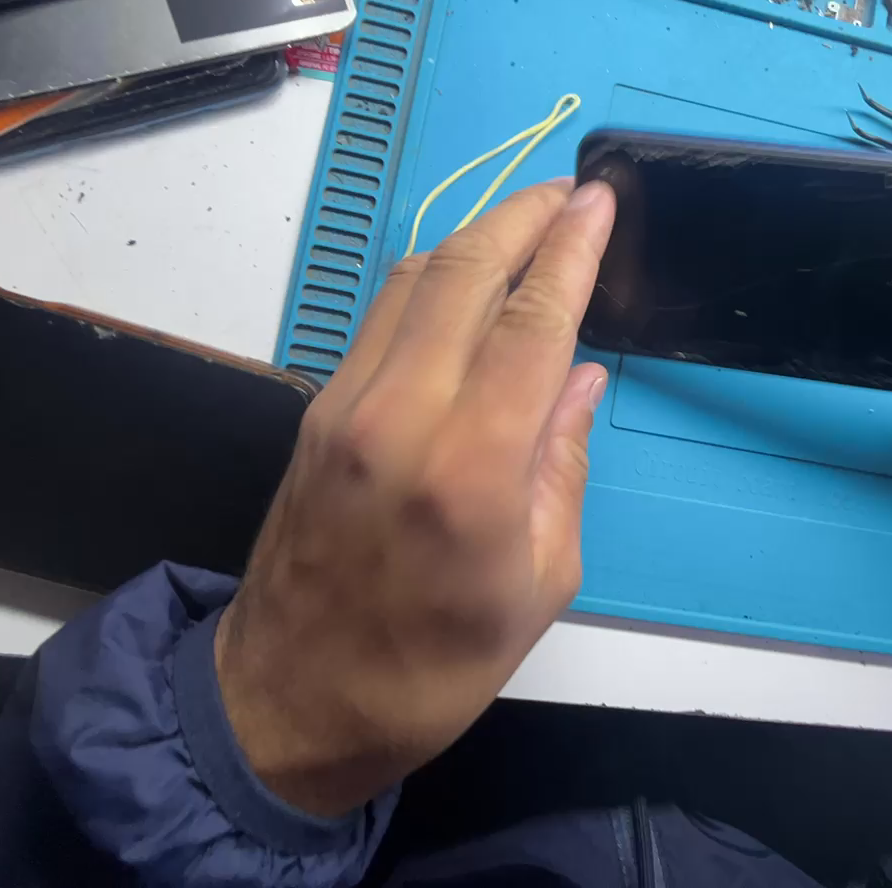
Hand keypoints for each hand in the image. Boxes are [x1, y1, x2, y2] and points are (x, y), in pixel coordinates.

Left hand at [213, 179, 614, 816]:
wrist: (292, 700)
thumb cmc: (437, 663)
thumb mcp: (540, 582)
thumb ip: (562, 464)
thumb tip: (578, 376)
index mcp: (472, 470)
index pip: (532, 323)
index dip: (572, 252)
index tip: (599, 202)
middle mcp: (401, 415)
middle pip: (465, 274)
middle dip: (524, 216)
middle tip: (570, 192)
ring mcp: (346, 404)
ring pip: (414, 279)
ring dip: (476, 235)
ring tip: (526, 219)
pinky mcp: (317, 409)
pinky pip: (382, 314)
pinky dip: (432, 276)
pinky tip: (466, 276)